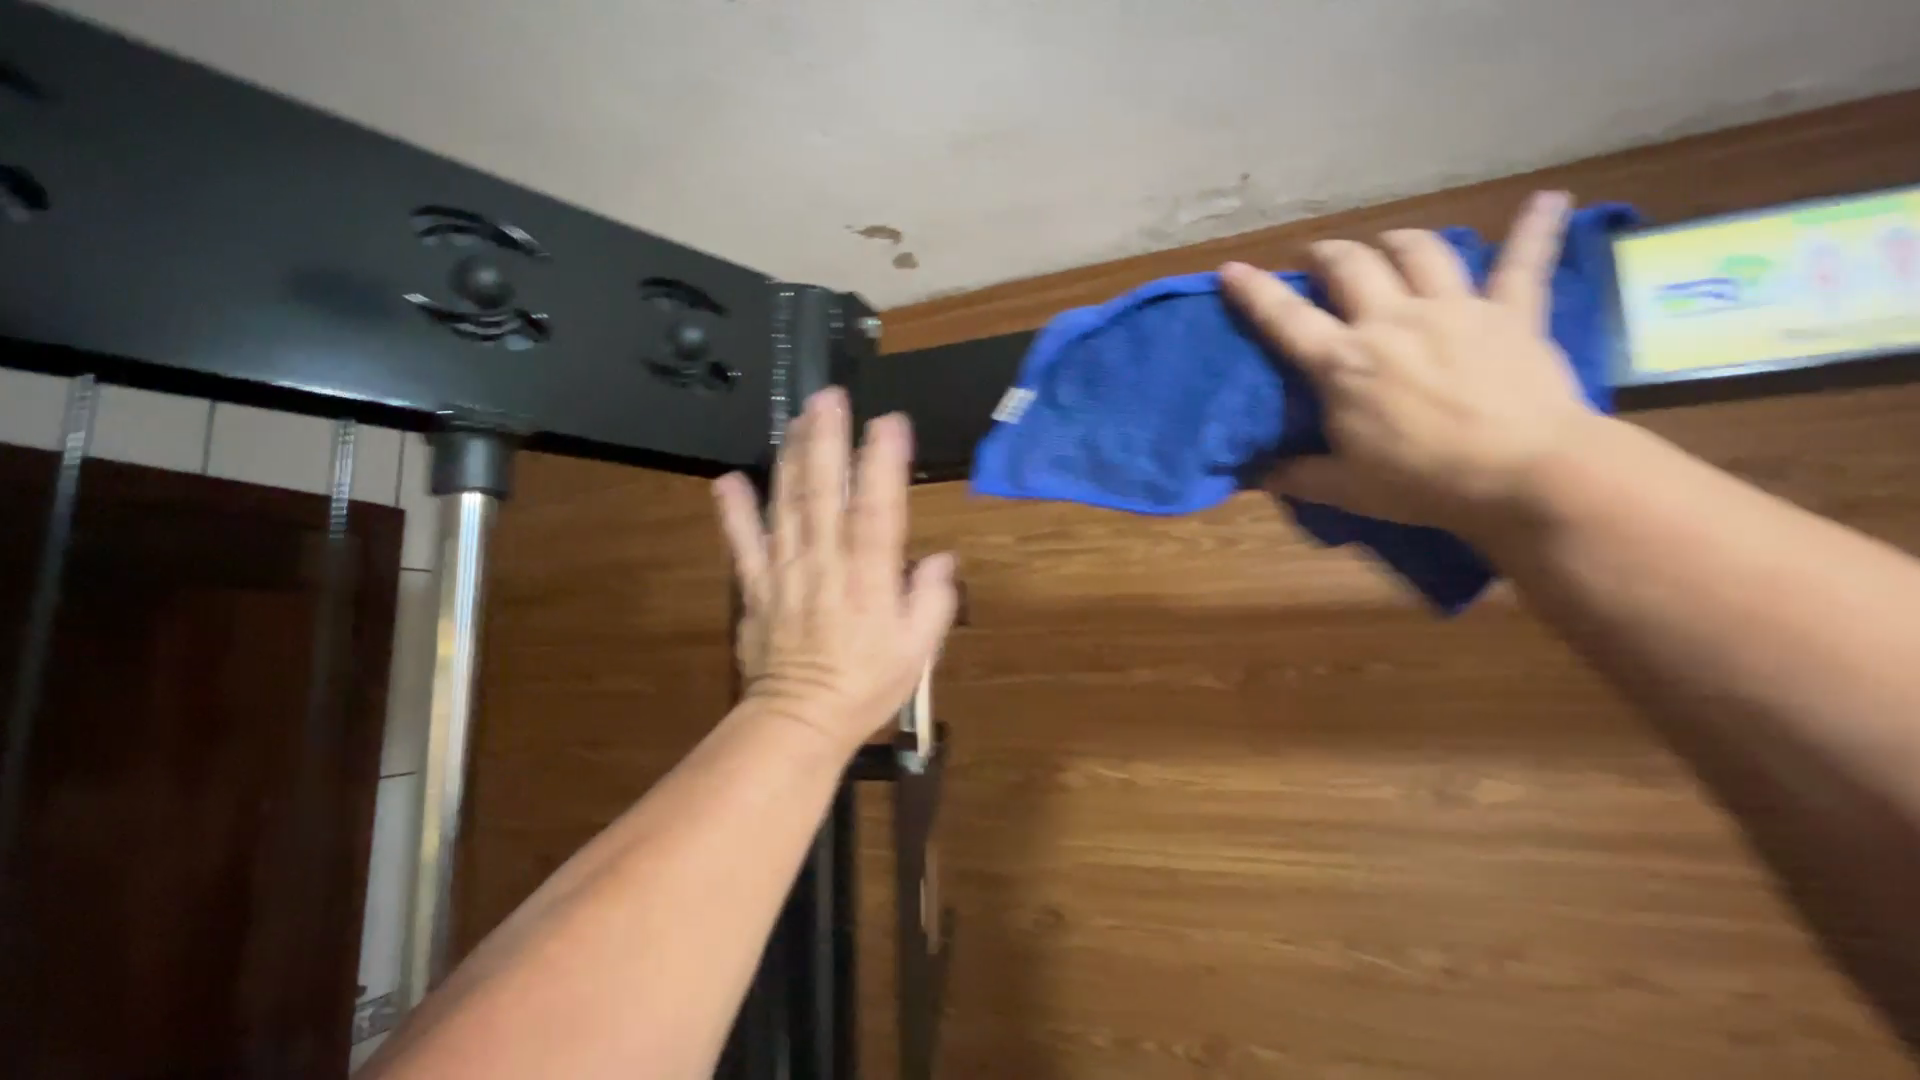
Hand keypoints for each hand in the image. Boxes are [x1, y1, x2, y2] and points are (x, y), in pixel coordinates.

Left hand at [712, 387, 957, 752]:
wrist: (800, 722)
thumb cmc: (866, 686)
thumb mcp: (918, 650)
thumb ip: (932, 600)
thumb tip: (939, 559)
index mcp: (870, 579)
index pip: (878, 511)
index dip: (883, 464)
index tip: (888, 422)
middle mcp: (826, 564)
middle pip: (825, 494)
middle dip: (827, 441)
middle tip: (827, 397)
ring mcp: (786, 573)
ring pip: (787, 506)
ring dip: (791, 459)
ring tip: (796, 418)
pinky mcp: (757, 588)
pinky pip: (744, 545)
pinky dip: (734, 512)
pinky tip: (728, 480)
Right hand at [1218, 190, 1608, 541]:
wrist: (1525, 474)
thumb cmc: (1425, 484)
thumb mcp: (1346, 490)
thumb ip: (1298, 475)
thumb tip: (1255, 474)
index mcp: (1345, 363)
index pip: (1286, 318)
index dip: (1254, 291)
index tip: (1232, 269)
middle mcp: (1392, 320)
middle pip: (1351, 265)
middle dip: (1327, 254)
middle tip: (1318, 259)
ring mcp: (1455, 308)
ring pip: (1419, 250)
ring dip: (1396, 240)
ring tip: (1387, 242)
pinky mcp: (1512, 311)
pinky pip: (1524, 261)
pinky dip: (1535, 228)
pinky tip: (1549, 201)